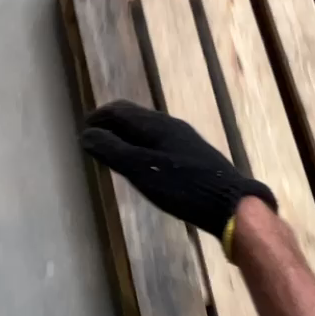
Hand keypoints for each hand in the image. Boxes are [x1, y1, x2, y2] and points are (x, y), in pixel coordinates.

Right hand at [80, 100, 275, 234]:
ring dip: (126, 134)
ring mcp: (184, 138)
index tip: (83, 128)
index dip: (98, 116)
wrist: (231, 205)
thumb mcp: (141, 171)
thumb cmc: (182, 186)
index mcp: (154, 124)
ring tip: (114, 150)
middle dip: (111, 122)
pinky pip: (158, 139)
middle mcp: (169, 124)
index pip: (118, 110)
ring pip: (146, 127)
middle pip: (133, 115)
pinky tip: (144, 162)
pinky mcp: (193, 154)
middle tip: (95, 137)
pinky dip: (140, 144)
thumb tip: (86, 135)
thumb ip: (112, 151)